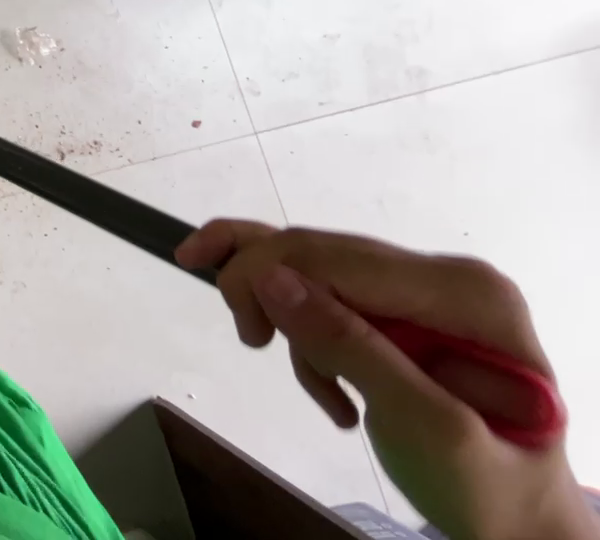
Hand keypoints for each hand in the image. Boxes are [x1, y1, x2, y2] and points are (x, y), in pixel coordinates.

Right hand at [177, 221, 596, 539]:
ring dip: (284, 319)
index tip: (246, 332)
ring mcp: (419, 287)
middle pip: (310, 251)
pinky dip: (299, 330)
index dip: (263, 273)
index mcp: (464, 293)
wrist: (518, 521)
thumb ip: (351, 348)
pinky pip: (315, 289)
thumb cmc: (486, 484)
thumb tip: (265, 277)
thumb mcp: (425, 426)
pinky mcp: (396, 302)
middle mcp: (440, 274)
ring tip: (315, 384)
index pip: (330, 255)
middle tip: (252, 340)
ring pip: (302, 266)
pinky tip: (322, 379)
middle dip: (265, 293)